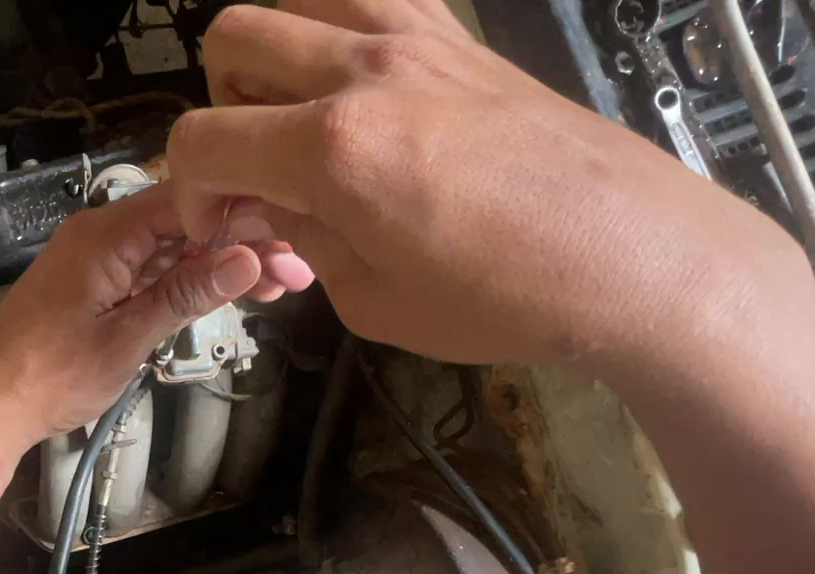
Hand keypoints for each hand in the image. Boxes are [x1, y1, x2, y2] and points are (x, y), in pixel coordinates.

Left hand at [0, 183, 311, 459]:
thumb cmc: (53, 377)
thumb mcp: (127, 339)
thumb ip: (185, 295)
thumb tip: (246, 258)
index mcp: (105, 234)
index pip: (189, 199)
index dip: (243, 214)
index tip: (291, 236)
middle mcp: (98, 234)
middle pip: (183, 225)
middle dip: (239, 247)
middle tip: (294, 275)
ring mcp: (92, 261)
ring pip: (167, 251)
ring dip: (215, 268)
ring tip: (273, 287)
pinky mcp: (89, 287)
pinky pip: (145, 273)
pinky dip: (181, 284)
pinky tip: (220, 294)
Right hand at [168, 0, 814, 370]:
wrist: (627, 257)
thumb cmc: (494, 300)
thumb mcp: (365, 299)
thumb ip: (299, 235)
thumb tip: (266, 202)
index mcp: (332, 148)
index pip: (201, 139)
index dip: (187, 189)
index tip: (218, 224)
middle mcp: (364, 67)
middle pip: (231, 36)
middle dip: (217, 108)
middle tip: (252, 169)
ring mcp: (417, 34)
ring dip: (271, 58)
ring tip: (297, 125)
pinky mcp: (456, 32)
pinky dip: (333, 32)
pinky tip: (353, 94)